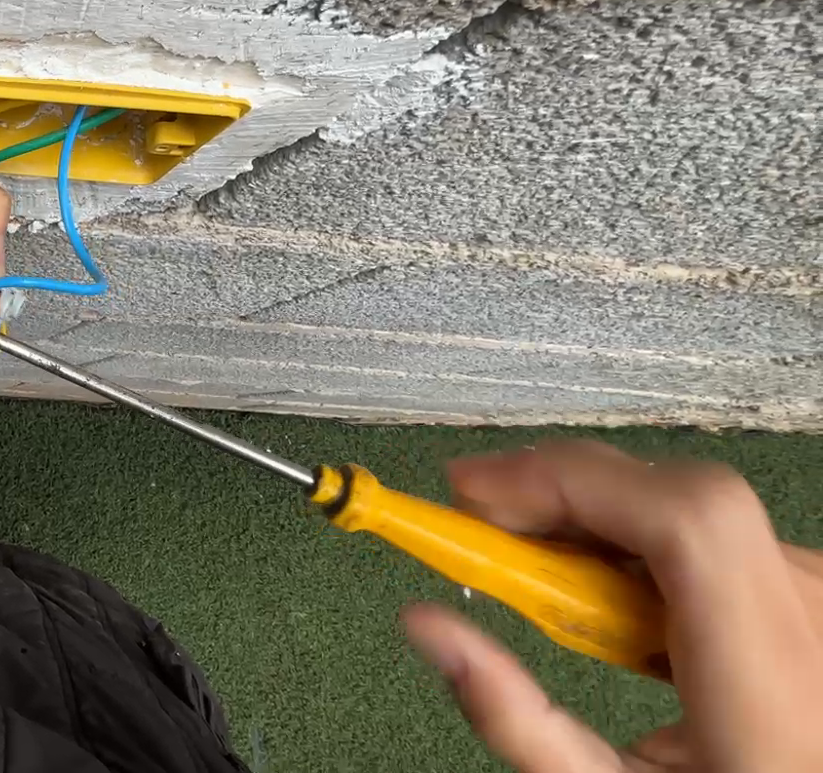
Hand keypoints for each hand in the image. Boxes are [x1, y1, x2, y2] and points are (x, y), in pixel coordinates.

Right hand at [402, 439, 822, 771]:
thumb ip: (516, 719)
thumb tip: (418, 620)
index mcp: (776, 673)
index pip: (682, 517)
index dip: (565, 482)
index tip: (468, 497)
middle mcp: (817, 614)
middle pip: (667, 492)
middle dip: (550, 490)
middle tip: (477, 523)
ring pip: (677, 500)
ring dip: (581, 513)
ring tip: (535, 571)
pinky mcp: (812, 588)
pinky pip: (702, 525)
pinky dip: (625, 534)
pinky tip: (604, 590)